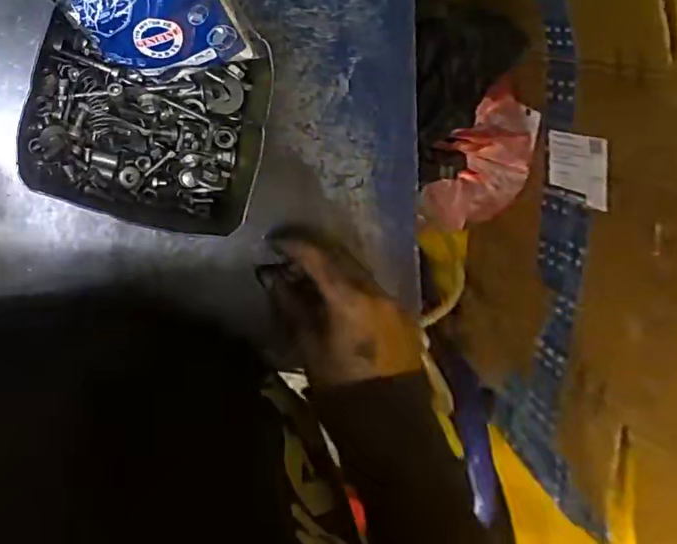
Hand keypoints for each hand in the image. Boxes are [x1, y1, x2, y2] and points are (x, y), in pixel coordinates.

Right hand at [260, 229, 421, 387]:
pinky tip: (334, 292)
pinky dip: (350, 282)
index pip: (317, 257)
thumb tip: (272, 276)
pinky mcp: (404, 318)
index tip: (273, 242)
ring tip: (309, 273)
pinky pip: (371, 287)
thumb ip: (290, 304)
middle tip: (289, 255)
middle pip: (341, 257)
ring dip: (333, 266)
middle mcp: (377, 294)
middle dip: (314, 252)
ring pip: (357, 270)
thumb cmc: (343, 390)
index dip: (293, 246)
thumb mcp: (309, 346)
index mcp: (352, 300)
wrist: (394, 432)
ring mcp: (395, 305)